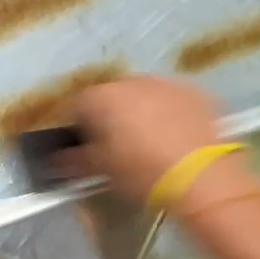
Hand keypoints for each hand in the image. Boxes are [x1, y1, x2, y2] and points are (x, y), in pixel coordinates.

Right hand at [70, 76, 259, 210]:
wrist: (202, 177)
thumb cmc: (142, 173)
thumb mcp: (101, 169)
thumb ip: (72, 160)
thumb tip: (56, 159)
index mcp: (100, 97)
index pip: (74, 105)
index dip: (74, 126)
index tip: (78, 144)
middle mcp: (129, 81)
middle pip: (108, 95)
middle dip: (106, 115)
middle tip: (112, 143)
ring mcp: (165, 82)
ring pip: (141, 94)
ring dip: (137, 110)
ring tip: (145, 140)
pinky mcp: (195, 91)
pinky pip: (170, 99)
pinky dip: (166, 111)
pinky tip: (172, 135)